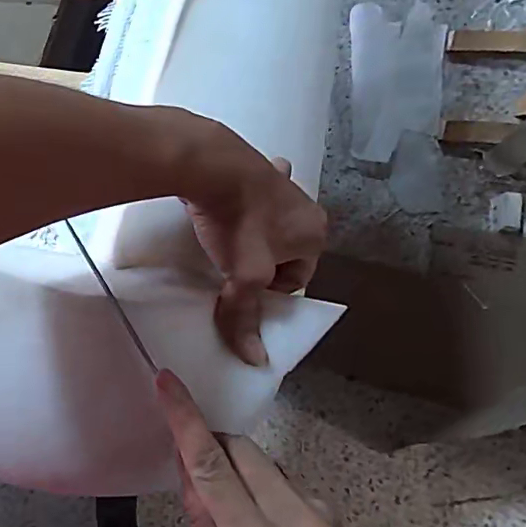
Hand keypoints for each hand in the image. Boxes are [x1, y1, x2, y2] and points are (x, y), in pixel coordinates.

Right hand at [157, 371, 487, 526]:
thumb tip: (189, 470)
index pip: (212, 468)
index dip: (185, 420)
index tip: (167, 380)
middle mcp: (296, 522)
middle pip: (241, 452)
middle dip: (212, 446)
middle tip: (193, 469)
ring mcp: (322, 515)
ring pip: (264, 465)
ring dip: (238, 473)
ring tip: (236, 521)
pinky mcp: (334, 516)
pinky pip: (285, 484)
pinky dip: (264, 492)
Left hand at [183, 151, 325, 367]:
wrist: (211, 165)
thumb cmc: (238, 223)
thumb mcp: (244, 275)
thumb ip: (246, 315)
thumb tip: (256, 360)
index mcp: (314, 235)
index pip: (296, 280)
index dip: (268, 291)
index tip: (242, 291)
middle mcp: (306, 209)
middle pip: (283, 253)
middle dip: (260, 262)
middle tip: (232, 267)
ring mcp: (282, 186)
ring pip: (266, 225)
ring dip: (251, 234)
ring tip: (226, 238)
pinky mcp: (256, 171)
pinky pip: (251, 198)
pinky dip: (241, 204)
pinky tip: (224, 203)